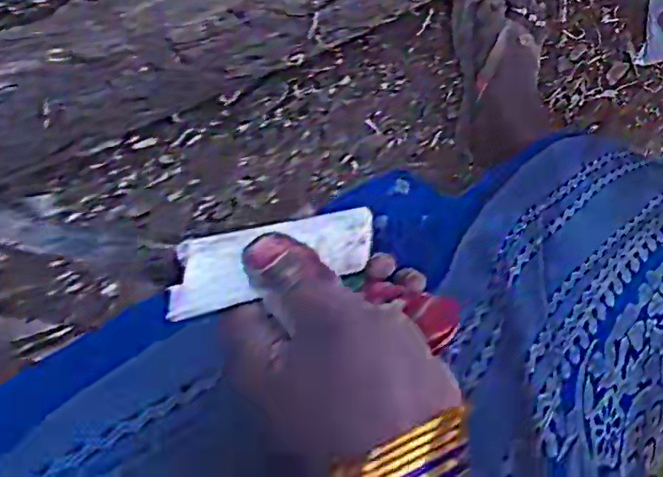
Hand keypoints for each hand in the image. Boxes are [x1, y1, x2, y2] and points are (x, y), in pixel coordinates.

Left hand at [220, 236, 461, 466]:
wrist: (414, 440)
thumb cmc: (362, 376)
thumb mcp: (328, 317)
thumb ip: (295, 278)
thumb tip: (256, 247)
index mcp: (260, 358)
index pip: (248, 296)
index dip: (273, 256)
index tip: (306, 222)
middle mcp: (289, 364)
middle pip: (302, 297)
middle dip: (335, 265)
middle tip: (360, 245)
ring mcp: (332, 369)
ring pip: (344, 306)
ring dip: (372, 279)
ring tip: (394, 269)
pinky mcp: (371, 369)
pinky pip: (374, 323)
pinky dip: (393, 301)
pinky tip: (414, 288)